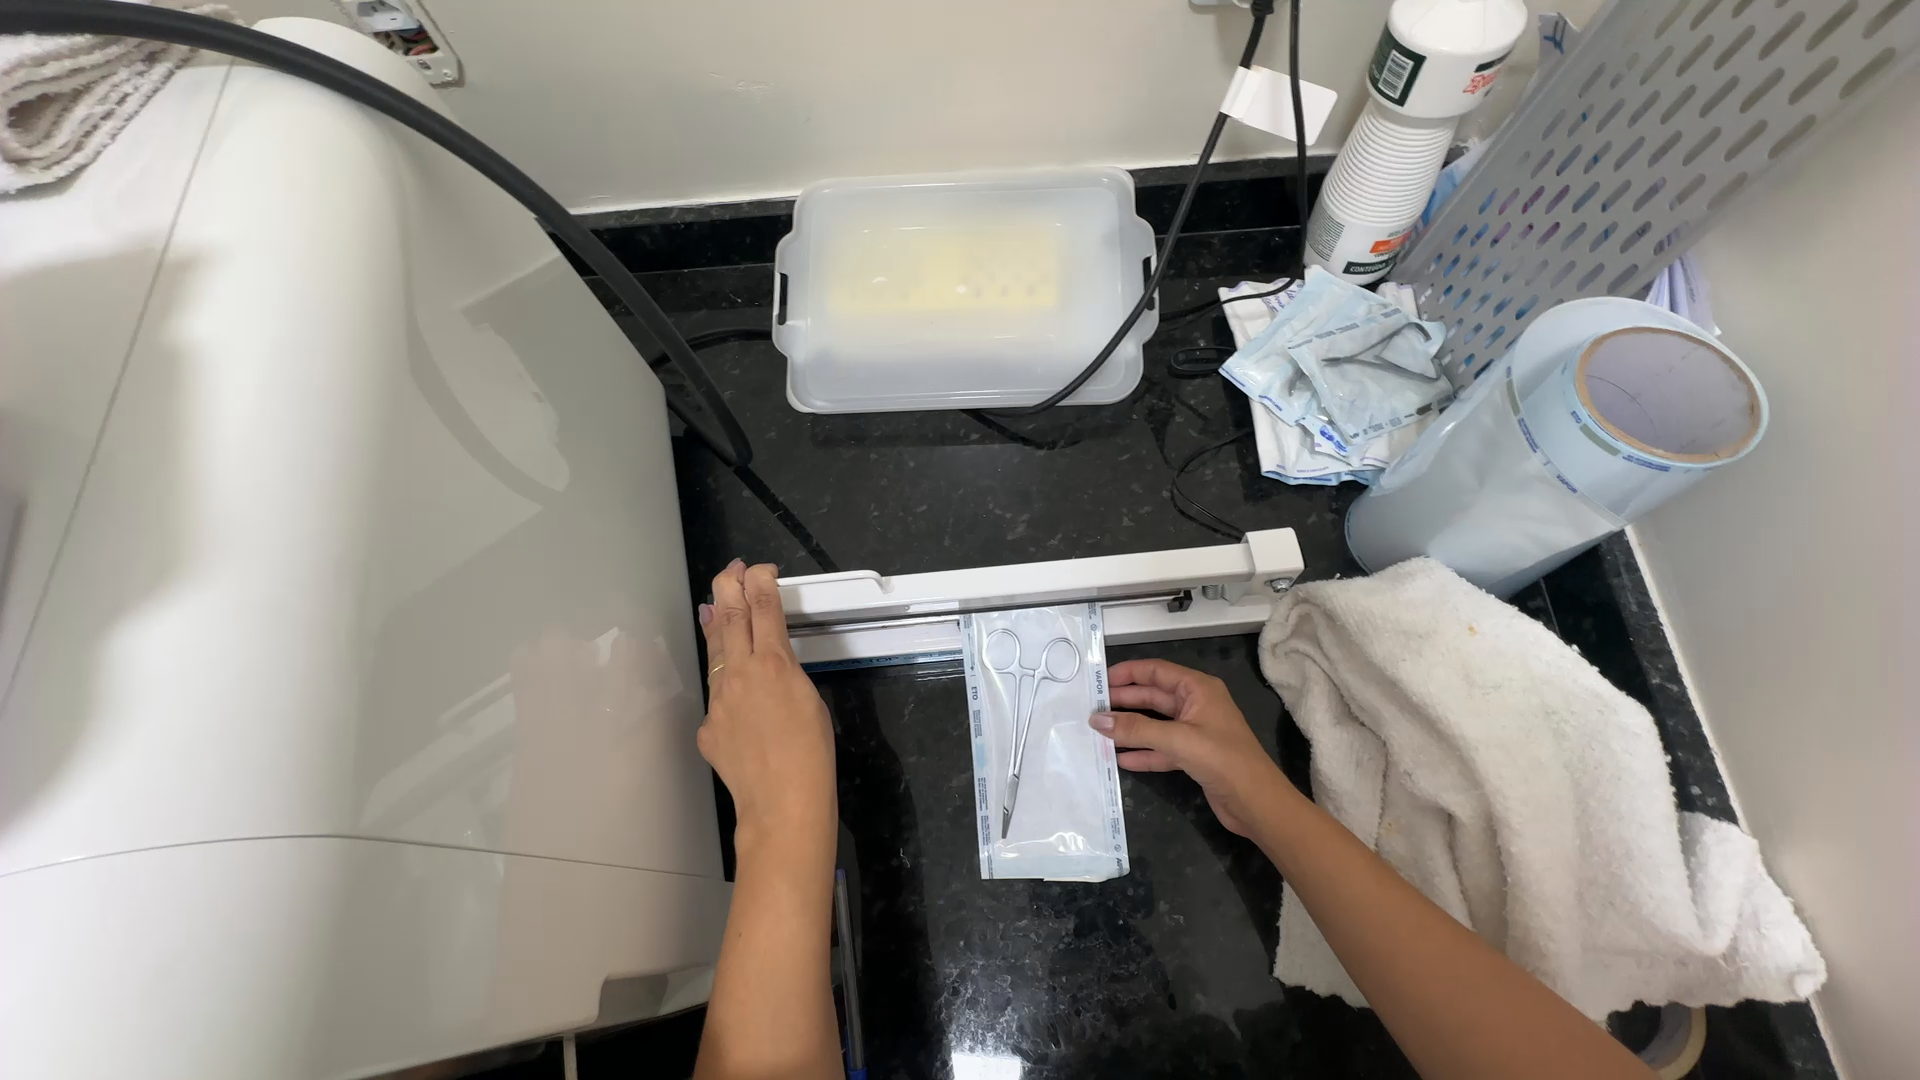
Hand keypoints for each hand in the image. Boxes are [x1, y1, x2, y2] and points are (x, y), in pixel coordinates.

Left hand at [698, 559, 835, 852]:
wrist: (782, 802)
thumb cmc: (813, 752)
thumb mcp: (810, 697)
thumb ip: (785, 672)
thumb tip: (767, 662)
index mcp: (774, 664)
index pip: (763, 608)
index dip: (760, 582)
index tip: (759, 569)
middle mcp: (740, 675)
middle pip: (729, 618)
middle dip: (728, 587)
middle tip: (730, 570)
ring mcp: (718, 701)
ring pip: (715, 654)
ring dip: (718, 628)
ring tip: (715, 607)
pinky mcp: (707, 727)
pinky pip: (718, 699)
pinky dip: (727, 689)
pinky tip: (737, 698)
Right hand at [1091, 659, 1290, 836]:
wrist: (1258, 804)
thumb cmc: (1222, 760)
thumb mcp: (1177, 739)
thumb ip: (1136, 728)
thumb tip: (1097, 719)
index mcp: (1198, 689)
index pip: (1156, 671)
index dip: (1127, 673)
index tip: (1099, 681)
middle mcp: (1196, 705)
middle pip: (1153, 696)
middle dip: (1124, 702)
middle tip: (1093, 708)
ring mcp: (1195, 732)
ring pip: (1155, 724)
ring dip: (1130, 728)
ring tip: (1099, 732)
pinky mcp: (1194, 757)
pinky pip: (1161, 749)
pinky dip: (1143, 752)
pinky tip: (1121, 759)